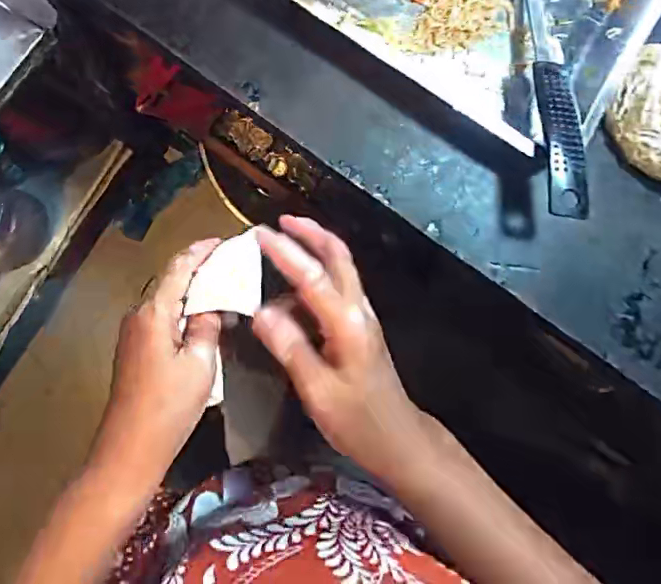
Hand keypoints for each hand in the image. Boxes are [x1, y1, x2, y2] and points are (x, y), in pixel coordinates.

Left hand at [90, 239, 223, 483]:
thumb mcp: (200, 366)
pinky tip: (199, 320)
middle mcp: (138, 315)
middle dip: (196, 270)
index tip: (220, 241)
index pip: (179, 268)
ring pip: (165, 301)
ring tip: (218, 289)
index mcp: (154, 313)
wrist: (126, 455)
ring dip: (189, 293)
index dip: (200, 252)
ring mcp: (131, 334)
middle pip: (170, 282)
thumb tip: (210, 308)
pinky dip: (180, 312)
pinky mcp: (132, 351)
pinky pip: (160, 319)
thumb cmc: (167, 409)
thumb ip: (207, 327)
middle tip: (226, 264)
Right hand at [252, 217, 425, 482]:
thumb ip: (290, 349)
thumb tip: (260, 313)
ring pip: (338, 268)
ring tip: (280, 250)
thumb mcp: (318, 392)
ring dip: (313, 250)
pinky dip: (313, 277)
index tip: (260, 233)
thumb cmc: (359, 422)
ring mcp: (360, 315)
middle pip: (337, 256)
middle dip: (310, 232)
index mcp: (347, 323)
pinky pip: (334, 288)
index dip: (285, 252)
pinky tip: (290, 294)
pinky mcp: (358, 325)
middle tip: (282, 220)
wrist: (400, 440)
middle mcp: (357, 309)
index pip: (312, 276)